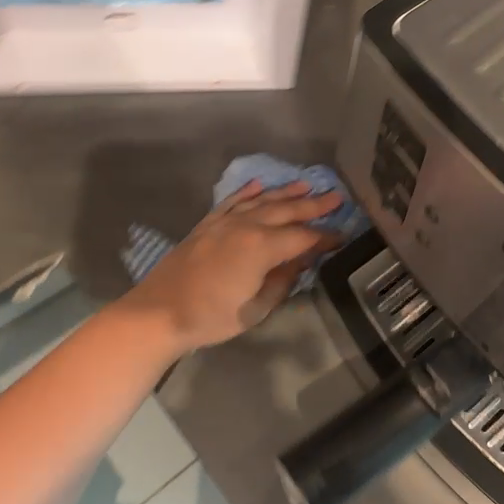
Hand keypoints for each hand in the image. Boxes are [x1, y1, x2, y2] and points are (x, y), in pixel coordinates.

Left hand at [114, 180, 343, 353]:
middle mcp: (245, 225)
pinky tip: (259, 186)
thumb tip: (302, 260)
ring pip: (261, 201)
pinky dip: (248, 192)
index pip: (303, 237)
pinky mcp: (206, 224)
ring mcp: (223, 222)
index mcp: (262, 247)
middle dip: (313, 205)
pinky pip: (232, 201)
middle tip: (336, 197)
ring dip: (285, 193)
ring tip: (306, 185)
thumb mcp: (256, 308)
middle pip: (286, 211)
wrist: (160, 311)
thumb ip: (283, 280)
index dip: (325, 237)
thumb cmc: (211, 317)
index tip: (343, 236)